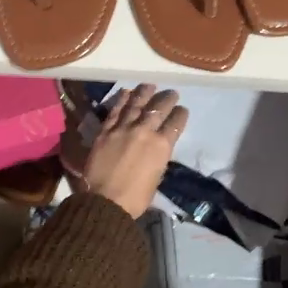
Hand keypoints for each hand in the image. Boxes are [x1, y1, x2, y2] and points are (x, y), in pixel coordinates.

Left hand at [81, 85, 186, 217]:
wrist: (105, 201)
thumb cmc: (135, 198)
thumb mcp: (156, 177)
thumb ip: (157, 158)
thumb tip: (156, 150)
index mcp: (161, 146)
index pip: (175, 123)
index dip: (181, 114)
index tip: (182, 110)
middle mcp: (144, 132)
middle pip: (158, 108)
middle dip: (167, 99)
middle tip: (171, 93)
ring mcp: (123, 129)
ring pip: (136, 104)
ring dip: (145, 93)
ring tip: (150, 85)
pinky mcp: (106, 131)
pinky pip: (115, 111)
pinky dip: (122, 100)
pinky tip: (127, 92)